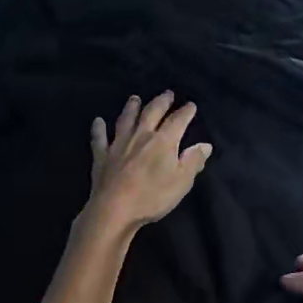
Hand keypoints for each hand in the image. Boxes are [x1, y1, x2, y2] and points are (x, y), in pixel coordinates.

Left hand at [84, 92, 211, 232]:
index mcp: (163, 141)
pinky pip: (99, 138)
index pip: (178, 120)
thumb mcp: (181, 182)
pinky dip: (99, 128)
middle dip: (161, 101)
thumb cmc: (152, 197)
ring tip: (135, 98)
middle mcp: (141, 135)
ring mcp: (119, 144)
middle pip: (152, 112)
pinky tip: (98, 121)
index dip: (185, 111)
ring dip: (131, 107)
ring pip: (126, 119)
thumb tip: (205, 145)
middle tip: (167, 94)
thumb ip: (193, 161)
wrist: (114, 209)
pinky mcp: (102, 155)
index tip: (190, 105)